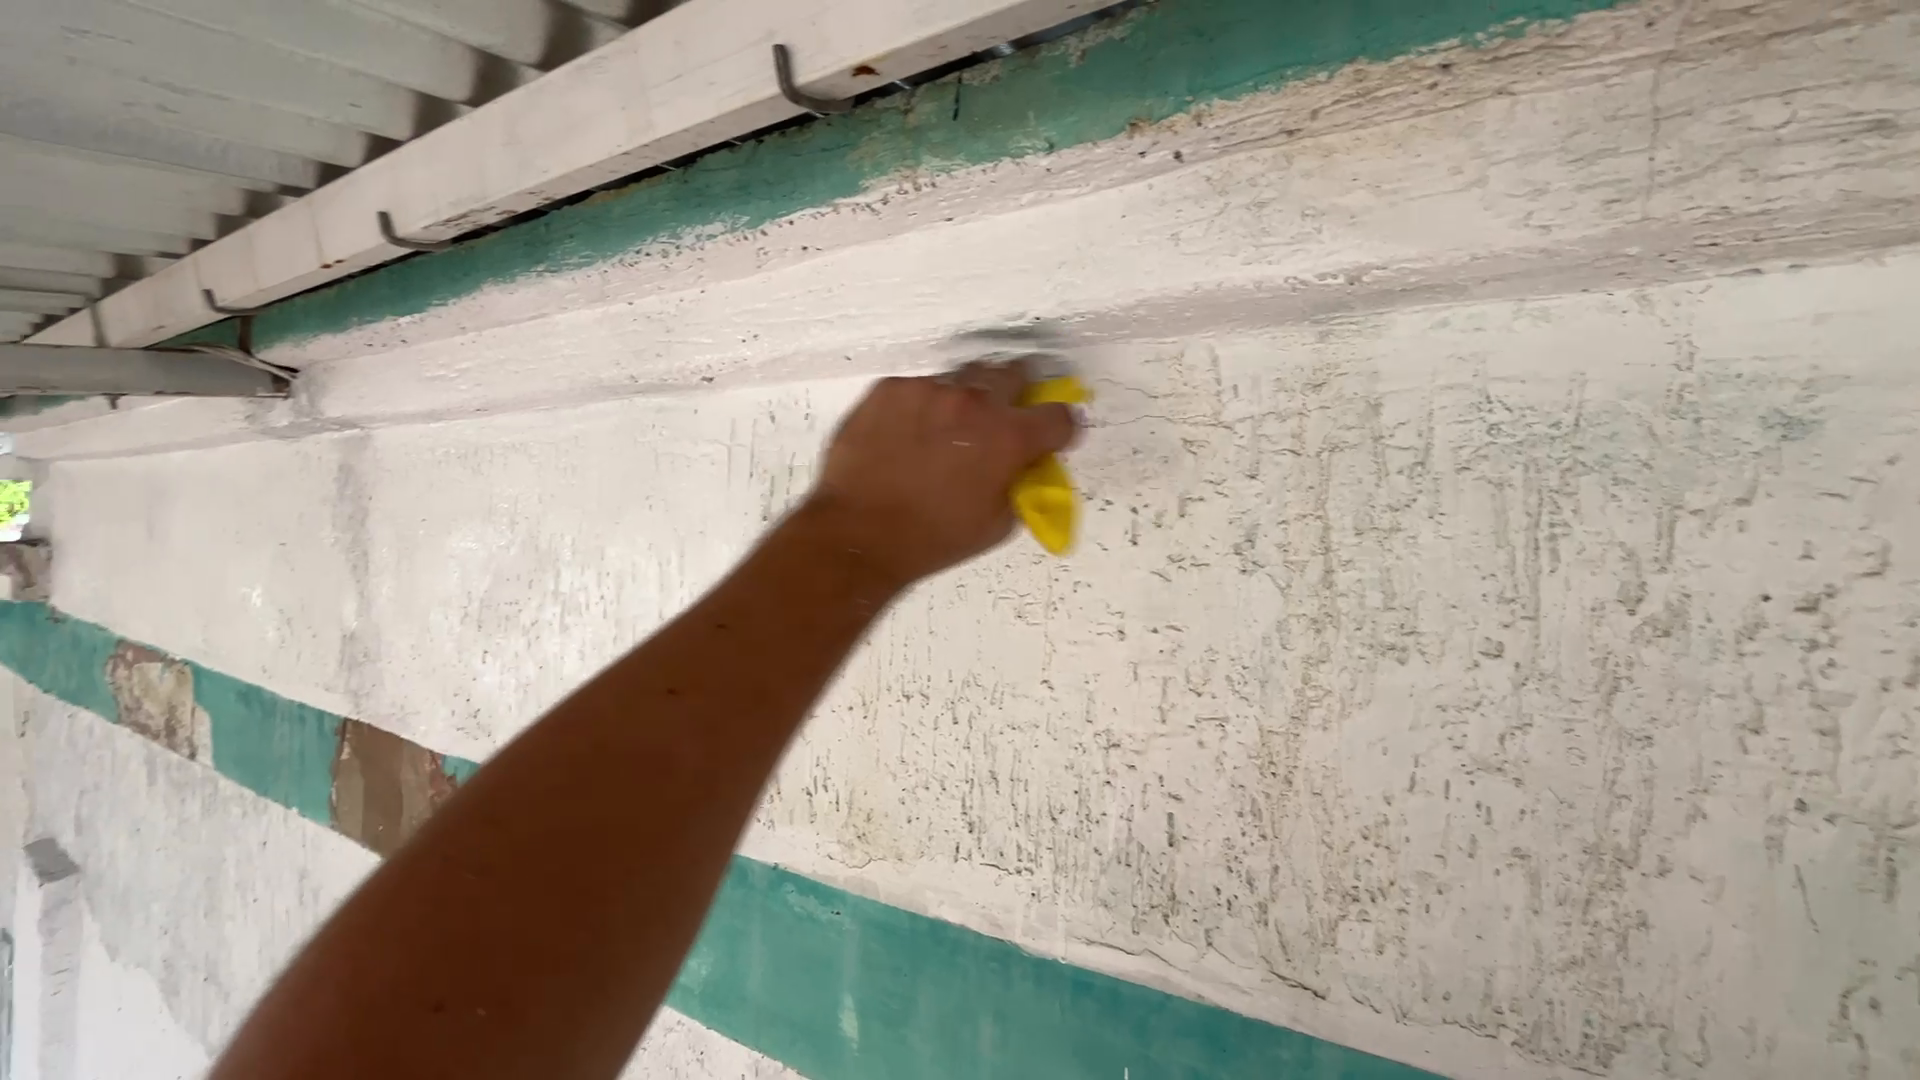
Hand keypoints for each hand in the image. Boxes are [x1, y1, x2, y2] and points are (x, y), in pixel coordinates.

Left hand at [804, 359, 1078, 589]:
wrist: (858, 534)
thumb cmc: (932, 540)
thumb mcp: (996, 525)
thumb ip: (1019, 484)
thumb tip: (1023, 465)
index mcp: (1008, 438)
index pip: (1059, 415)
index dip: (1059, 428)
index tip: (1050, 435)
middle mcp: (973, 402)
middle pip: (1013, 374)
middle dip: (1015, 394)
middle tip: (998, 418)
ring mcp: (928, 390)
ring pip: (960, 381)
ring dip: (962, 402)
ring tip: (940, 435)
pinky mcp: (890, 389)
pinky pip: (917, 389)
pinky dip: (919, 409)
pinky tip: (903, 438)